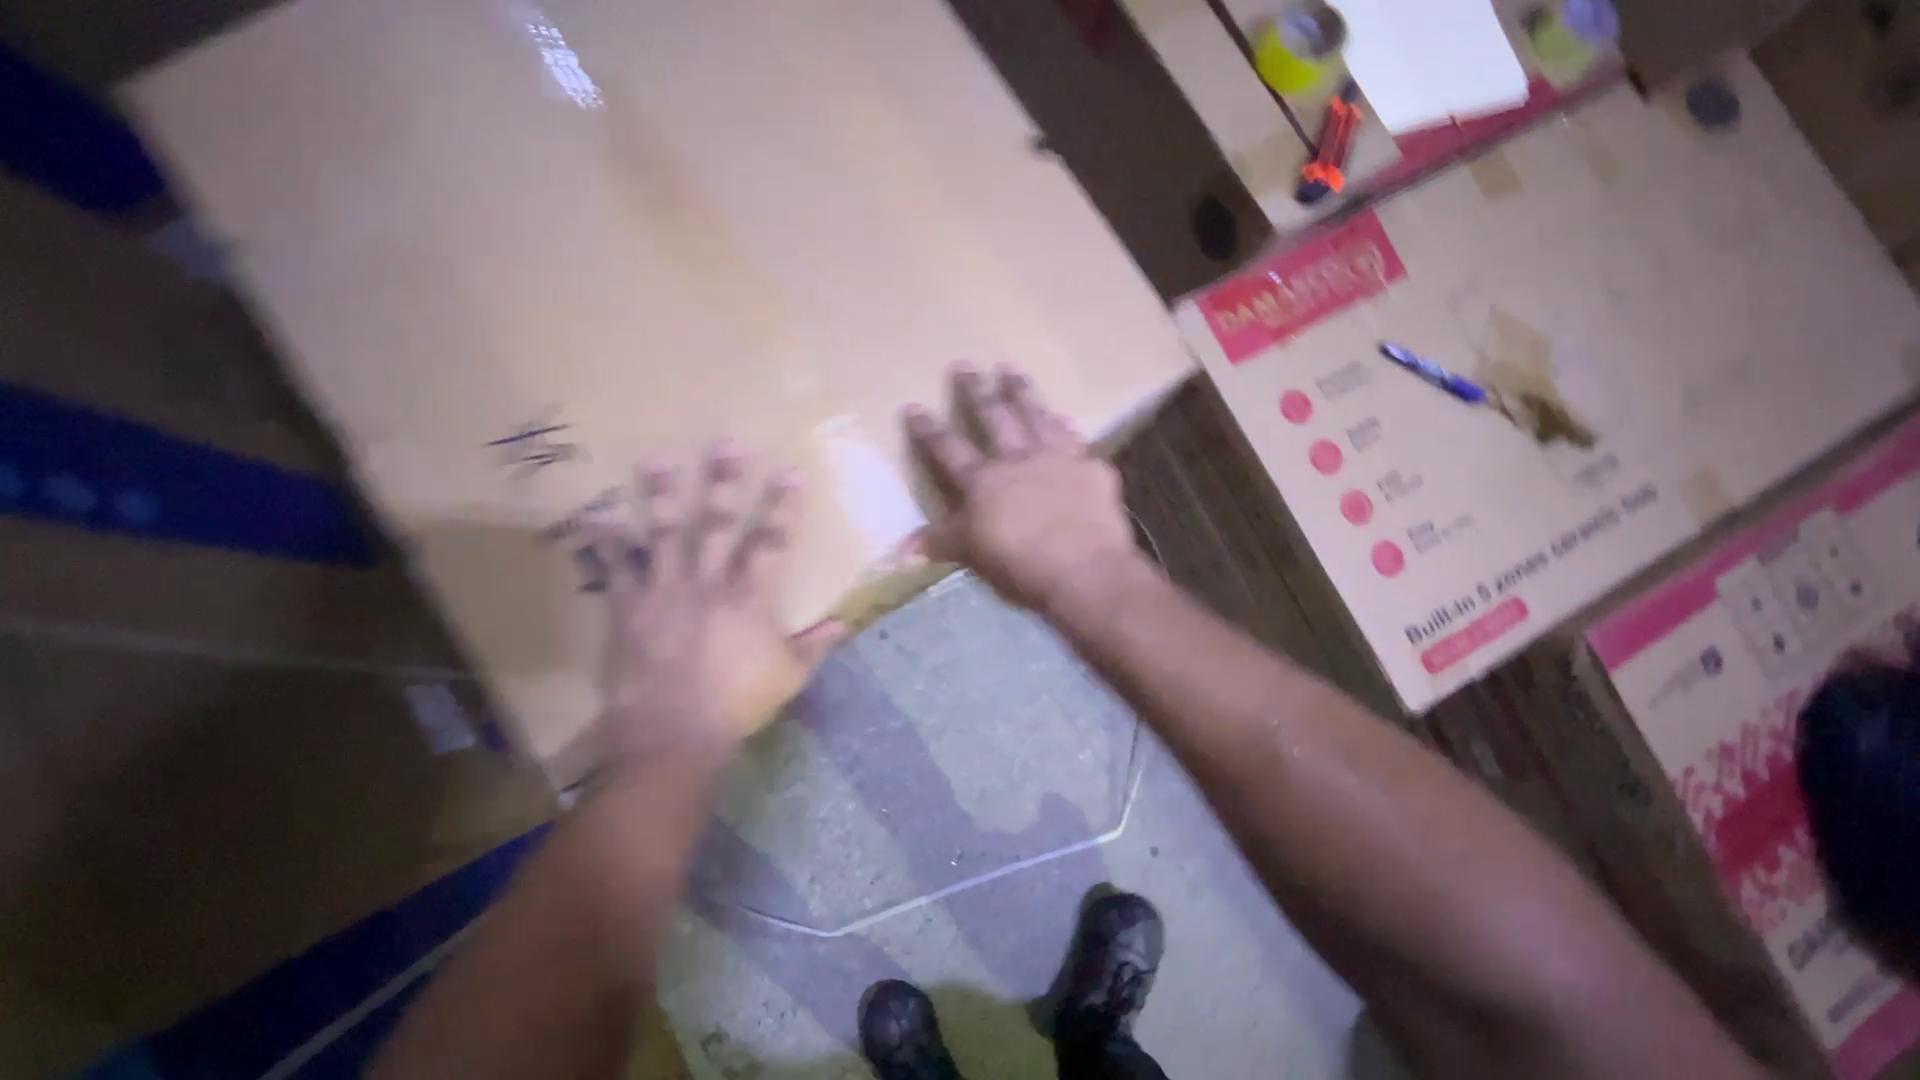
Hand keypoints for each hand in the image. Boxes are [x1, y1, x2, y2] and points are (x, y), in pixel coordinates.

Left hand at [589, 444, 846, 763]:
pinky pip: (614, 570)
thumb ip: (815, 645)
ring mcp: (663, 591)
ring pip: (661, 534)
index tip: (790, 472)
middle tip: (725, 443)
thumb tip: (845, 624)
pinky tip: (594, 518)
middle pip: (716, 523)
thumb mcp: (789, 677)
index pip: (770, 541)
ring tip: (655, 460)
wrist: (672, 733)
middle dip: (723, 482)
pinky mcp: (627, 608)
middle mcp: (706, 582)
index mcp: (749, 597)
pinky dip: (604, 545)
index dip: (782, 506)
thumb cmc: (737, 704)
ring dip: (659, 495)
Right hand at [905, 364, 1144, 615]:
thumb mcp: (972, 556)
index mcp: (982, 482)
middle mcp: (1017, 460)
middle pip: (993, 417)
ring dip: (1021, 392)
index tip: (913, 406)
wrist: (1084, 570)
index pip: (948, 449)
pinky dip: (1068, 429)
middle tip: (965, 364)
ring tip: (1010, 369)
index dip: (928, 430)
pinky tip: (1066, 419)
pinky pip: (1076, 442)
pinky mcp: (1091, 469)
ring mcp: (1056, 459)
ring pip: (1036, 416)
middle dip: (976, 391)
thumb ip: (941, 544)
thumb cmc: (1020, 566)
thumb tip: (900, 550)